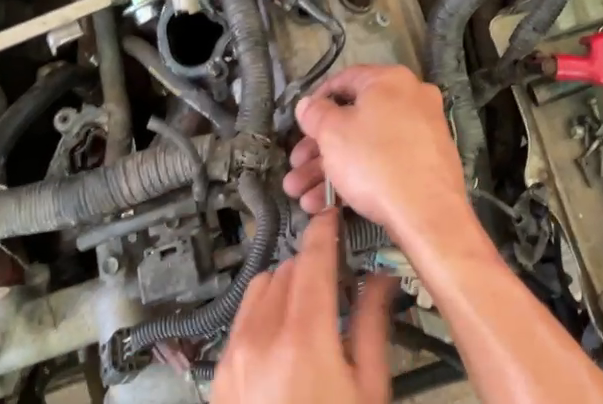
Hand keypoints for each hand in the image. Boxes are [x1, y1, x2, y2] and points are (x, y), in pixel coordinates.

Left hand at [213, 213, 394, 403]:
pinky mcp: (221, 373)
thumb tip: (382, 281)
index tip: (333, 217)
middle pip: (288, 268)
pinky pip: (242, 319)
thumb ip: (373, 325)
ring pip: (261, 288)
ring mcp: (235, 355)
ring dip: (287, 289)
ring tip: (312, 316)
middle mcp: (261, 337)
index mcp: (303, 337)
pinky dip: (263, 314)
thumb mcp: (368, 389)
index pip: (313, 257)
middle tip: (339, 287)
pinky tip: (285, 341)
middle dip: (314, 268)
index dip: (325, 230)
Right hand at [283, 65, 472, 242]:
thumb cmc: (374, 161)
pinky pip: (385, 162)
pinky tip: (328, 205)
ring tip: (300, 196)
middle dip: (318, 147)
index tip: (300, 122)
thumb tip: (307, 103)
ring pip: (366, 144)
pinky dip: (357, 177)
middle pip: (354, 118)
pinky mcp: (426, 163)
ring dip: (329, 169)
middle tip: (296, 168)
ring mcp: (422, 132)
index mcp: (391, 80)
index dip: (317, 100)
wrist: (428, 213)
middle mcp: (411, 98)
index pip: (345, 79)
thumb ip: (315, 114)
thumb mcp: (333, 133)